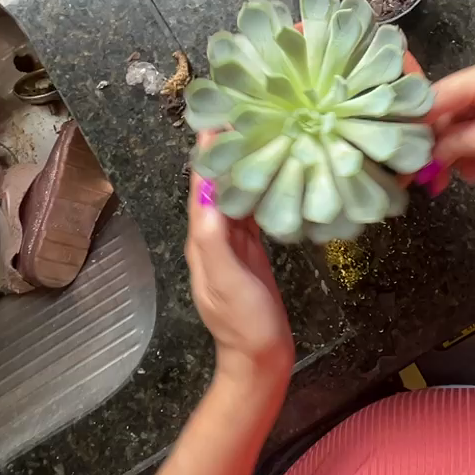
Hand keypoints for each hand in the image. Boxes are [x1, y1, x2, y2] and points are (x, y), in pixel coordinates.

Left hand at [187, 137, 293, 384]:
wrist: (260, 358)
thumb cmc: (244, 321)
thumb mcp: (226, 280)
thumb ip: (214, 238)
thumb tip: (208, 192)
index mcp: (202, 238)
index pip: (202, 185)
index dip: (208, 153)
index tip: (219, 117)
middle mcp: (213, 235)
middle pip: (217, 184)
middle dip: (227, 151)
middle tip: (246, 115)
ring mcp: (233, 242)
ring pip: (235, 194)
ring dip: (243, 165)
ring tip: (260, 134)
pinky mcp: (251, 250)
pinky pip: (252, 211)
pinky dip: (259, 188)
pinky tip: (273, 173)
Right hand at [425, 47, 474, 196]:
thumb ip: (455, 143)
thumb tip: (422, 154)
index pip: (440, 93)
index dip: (418, 124)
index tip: (399, 150)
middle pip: (450, 107)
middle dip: (438, 143)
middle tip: (423, 175)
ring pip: (463, 119)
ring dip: (455, 150)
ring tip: (448, 180)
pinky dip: (473, 147)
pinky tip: (471, 171)